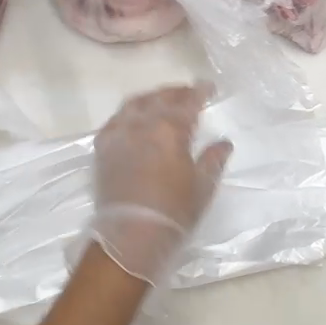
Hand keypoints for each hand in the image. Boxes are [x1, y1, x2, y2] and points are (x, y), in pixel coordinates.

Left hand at [91, 83, 233, 284]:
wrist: (130, 237)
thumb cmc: (173, 212)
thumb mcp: (203, 186)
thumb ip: (213, 159)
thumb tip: (223, 143)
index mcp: (170, 129)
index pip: (188, 101)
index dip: (200, 91)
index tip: (208, 87)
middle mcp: (142, 124)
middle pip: (160, 98)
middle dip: (176, 93)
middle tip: (189, 93)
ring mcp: (119, 135)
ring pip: (135, 104)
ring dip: (151, 98)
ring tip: (162, 101)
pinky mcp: (102, 149)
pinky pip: (115, 120)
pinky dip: (128, 114)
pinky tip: (134, 120)